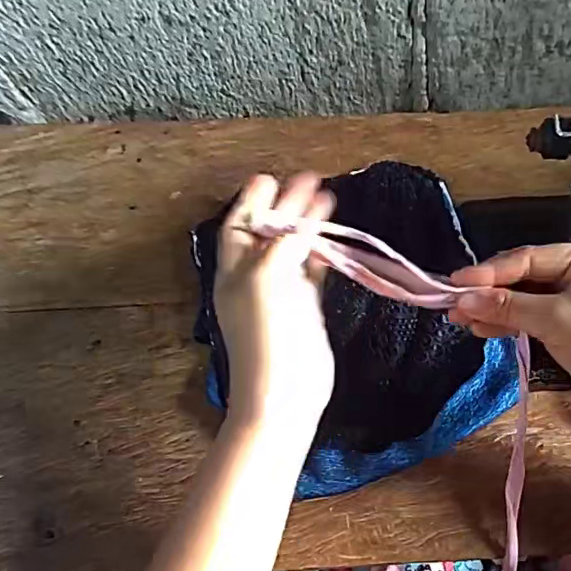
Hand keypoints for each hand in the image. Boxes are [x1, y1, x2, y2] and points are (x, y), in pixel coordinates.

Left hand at [215, 173, 336, 434]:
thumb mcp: (266, 279)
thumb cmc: (267, 335)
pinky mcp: (307, 310)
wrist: (285, 392)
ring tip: (329, 199)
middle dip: (288, 205)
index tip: (270, 178)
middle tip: (310, 180)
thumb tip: (301, 222)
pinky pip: (314, 273)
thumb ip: (283, 244)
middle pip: (271, 233)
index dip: (253, 201)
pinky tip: (334, 239)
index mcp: (235, 271)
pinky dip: (324, 254)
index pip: (240, 226)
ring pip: (295, 251)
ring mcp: (283, 294)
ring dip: (310, 226)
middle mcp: (256, 278)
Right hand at [447, 242, 570, 417]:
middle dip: (489, 292)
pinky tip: (484, 328)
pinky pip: (534, 314)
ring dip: (495, 309)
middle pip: (525, 276)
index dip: (489, 272)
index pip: (529, 258)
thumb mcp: (555, 321)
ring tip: (461, 319)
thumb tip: (462, 298)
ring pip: (526, 297)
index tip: (454, 283)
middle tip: (452, 304)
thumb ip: (507, 306)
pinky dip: (510, 322)